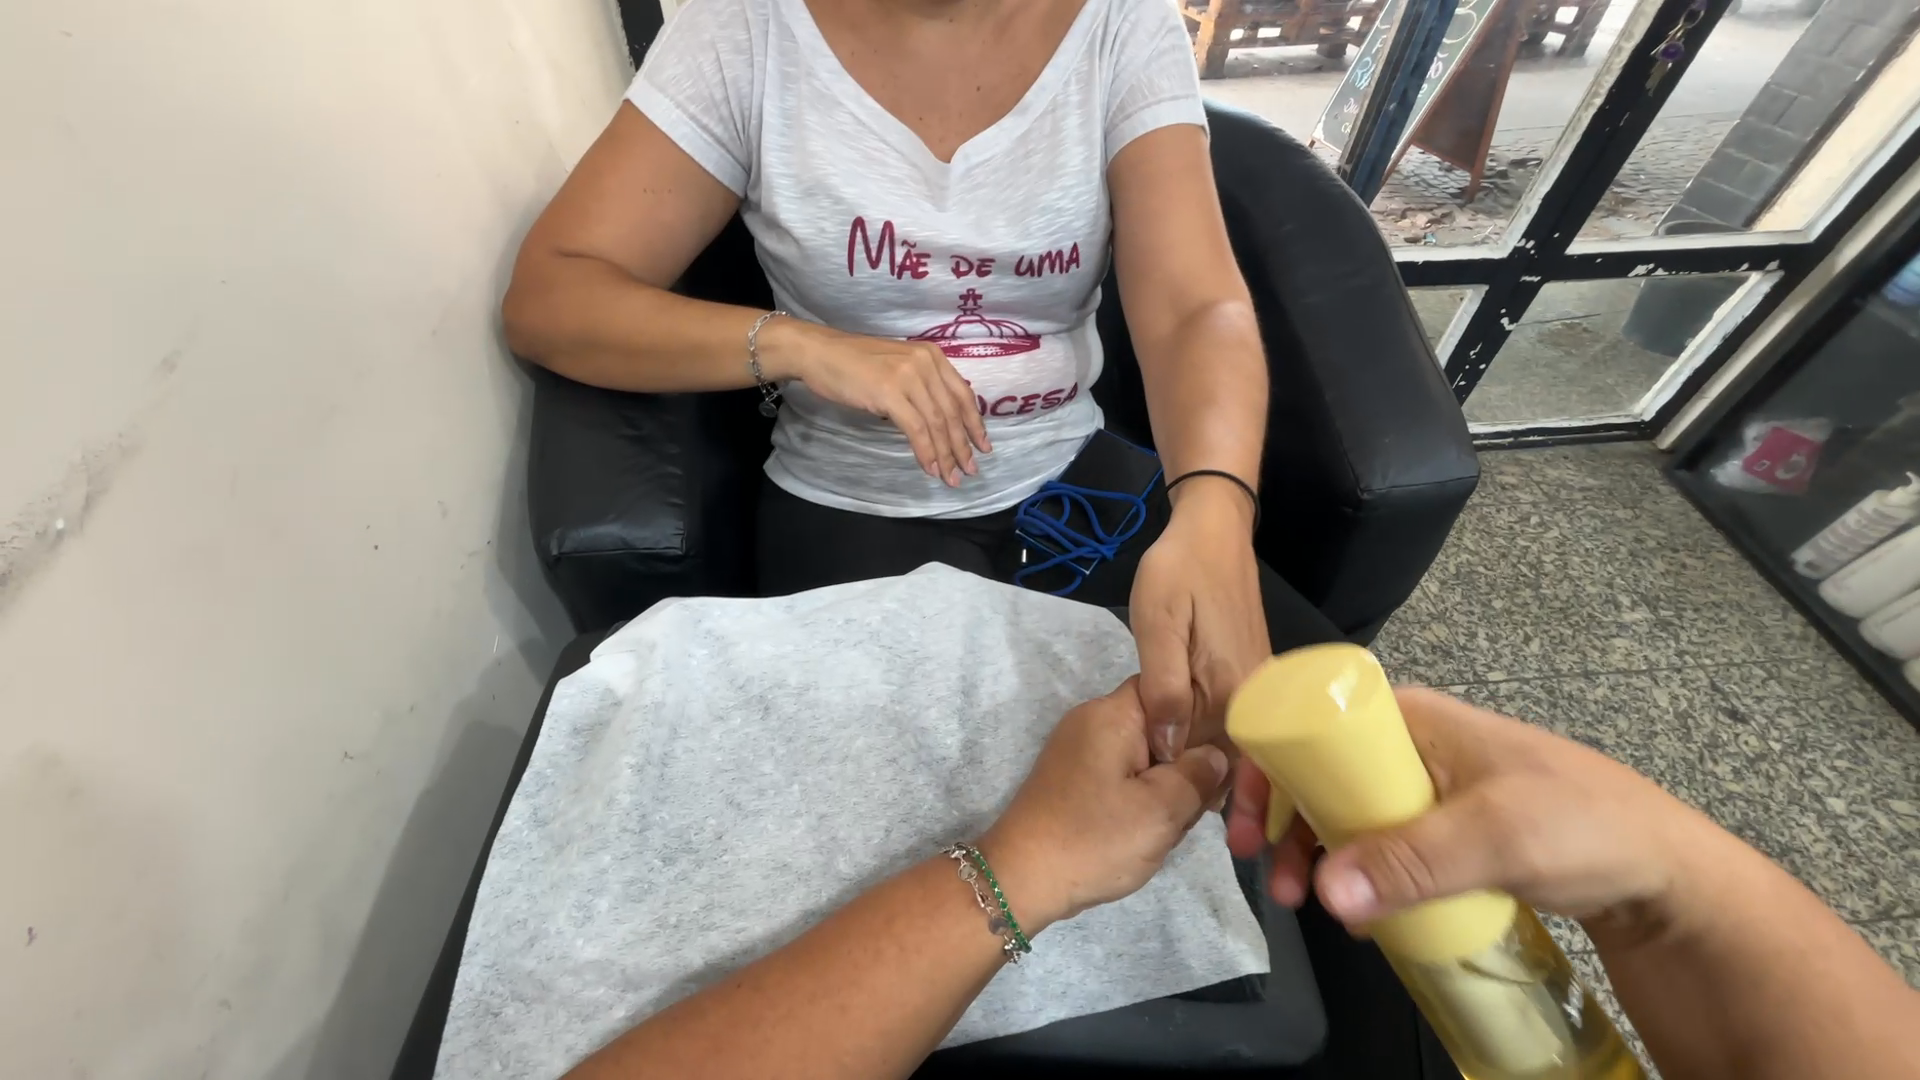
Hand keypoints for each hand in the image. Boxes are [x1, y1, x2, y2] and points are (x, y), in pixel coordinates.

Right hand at [760, 317, 989, 486]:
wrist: (819, 353)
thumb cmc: (853, 363)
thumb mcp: (898, 367)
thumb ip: (921, 386)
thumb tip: (937, 419)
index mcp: (932, 356)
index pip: (963, 394)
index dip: (975, 423)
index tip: (983, 446)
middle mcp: (926, 364)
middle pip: (953, 413)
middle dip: (963, 446)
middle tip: (970, 471)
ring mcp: (908, 377)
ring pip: (937, 424)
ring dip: (947, 455)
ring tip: (952, 477)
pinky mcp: (890, 393)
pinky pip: (916, 430)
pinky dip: (926, 452)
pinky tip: (930, 468)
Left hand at [981, 678, 1232, 931]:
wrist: (1022, 877)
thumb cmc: (1094, 839)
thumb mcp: (1161, 810)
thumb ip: (1199, 775)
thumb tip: (1218, 753)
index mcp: (1112, 713)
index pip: (1171, 690)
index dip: (1206, 719)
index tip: (1225, 759)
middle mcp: (1093, 719)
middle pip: (1162, 726)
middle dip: (1185, 764)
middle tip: (1197, 805)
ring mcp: (1081, 747)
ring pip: (1146, 755)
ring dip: (1165, 788)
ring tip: (1167, 825)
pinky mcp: (1076, 775)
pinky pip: (1124, 774)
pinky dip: (1141, 798)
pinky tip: (1145, 830)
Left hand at [1131, 481, 1268, 762]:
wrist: (1213, 531)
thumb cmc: (1177, 573)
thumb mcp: (1156, 626)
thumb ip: (1163, 689)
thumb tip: (1169, 749)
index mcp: (1228, 691)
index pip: (1200, 757)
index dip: (1167, 768)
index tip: (1135, 771)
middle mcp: (1254, 698)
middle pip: (1216, 751)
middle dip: (1181, 763)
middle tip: (1139, 761)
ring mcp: (1258, 686)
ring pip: (1224, 736)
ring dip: (1192, 746)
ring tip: (1154, 743)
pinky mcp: (1254, 673)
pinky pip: (1231, 716)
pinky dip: (1205, 726)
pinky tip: (1178, 720)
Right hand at [1229, 686, 1714, 946]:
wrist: (1669, 875)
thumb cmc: (1585, 824)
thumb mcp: (1498, 837)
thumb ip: (1413, 861)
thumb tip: (1325, 891)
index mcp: (1403, 715)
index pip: (1307, 715)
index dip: (1264, 755)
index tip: (1246, 810)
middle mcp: (1398, 740)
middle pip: (1310, 763)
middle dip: (1276, 811)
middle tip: (1261, 861)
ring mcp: (1415, 781)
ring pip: (1333, 802)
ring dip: (1305, 845)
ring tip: (1296, 895)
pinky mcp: (1430, 820)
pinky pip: (1366, 833)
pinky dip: (1344, 862)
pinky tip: (1345, 902)